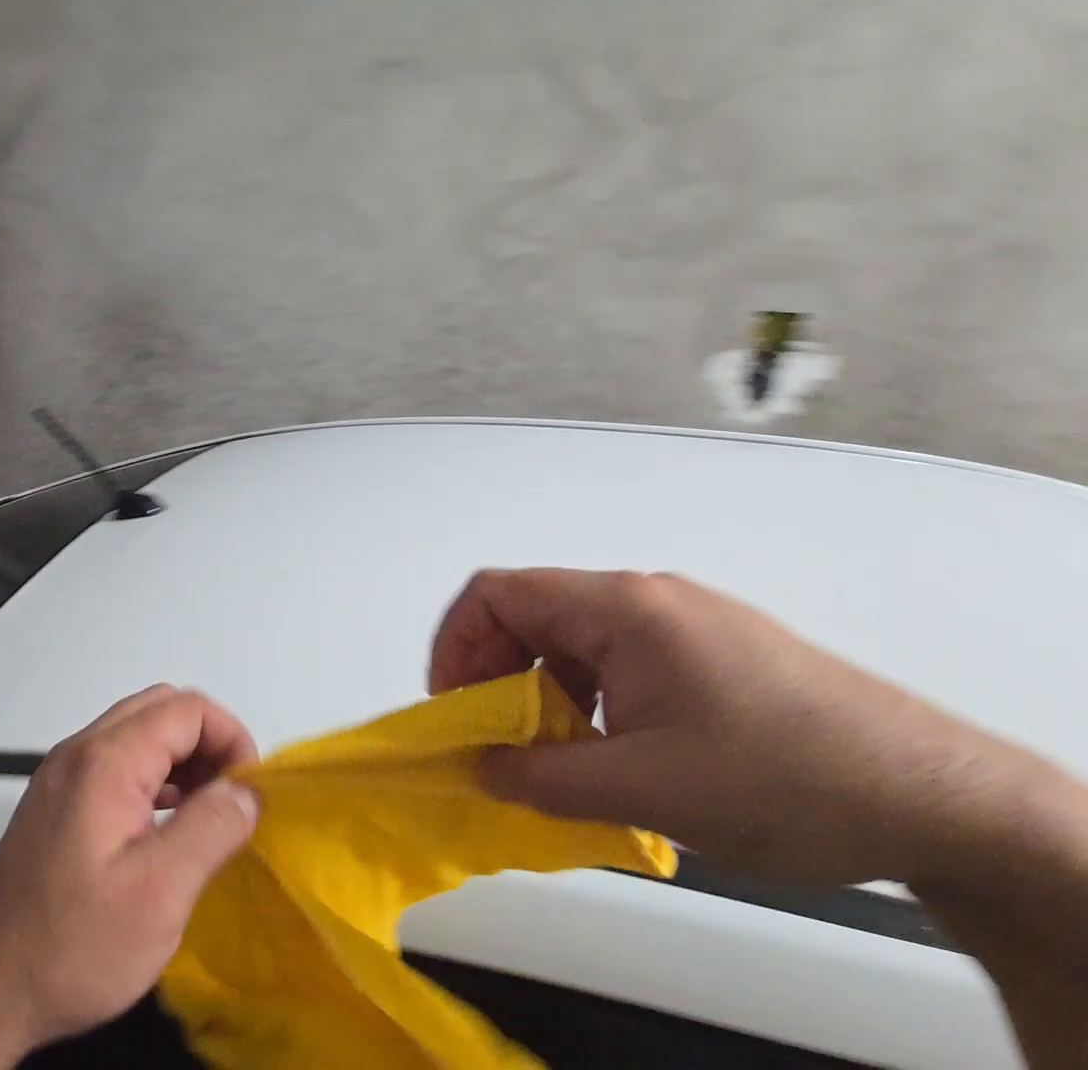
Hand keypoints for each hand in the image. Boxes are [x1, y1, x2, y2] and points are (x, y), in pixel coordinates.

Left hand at [0, 684, 259, 1055]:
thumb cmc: (71, 947)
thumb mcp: (158, 894)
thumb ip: (210, 830)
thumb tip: (246, 792)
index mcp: (103, 763)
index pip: (186, 709)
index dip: (231, 738)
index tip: (249, 792)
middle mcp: (77, 755)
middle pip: (160, 709)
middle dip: (208, 743)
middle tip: (230, 800)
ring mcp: (61, 777)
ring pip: (137, 734)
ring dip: (182, 760)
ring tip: (205, 816)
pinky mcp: (55, 804)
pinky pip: (115, 764)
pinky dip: (153, 778)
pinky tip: (166, 826)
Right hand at [429, 568, 1054, 886]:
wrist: (943, 803)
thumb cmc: (796, 779)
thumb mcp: (640, 787)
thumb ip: (538, 776)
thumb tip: (482, 768)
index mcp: (624, 609)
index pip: (496, 595)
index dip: (455, 648)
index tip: (454, 708)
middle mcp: (650, 601)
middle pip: (529, 615)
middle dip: (493, 676)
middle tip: (494, 740)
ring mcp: (684, 627)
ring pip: (570, 643)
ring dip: (540, 695)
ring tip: (552, 757)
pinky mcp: (710, 657)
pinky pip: (614, 665)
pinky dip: (585, 704)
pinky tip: (605, 754)